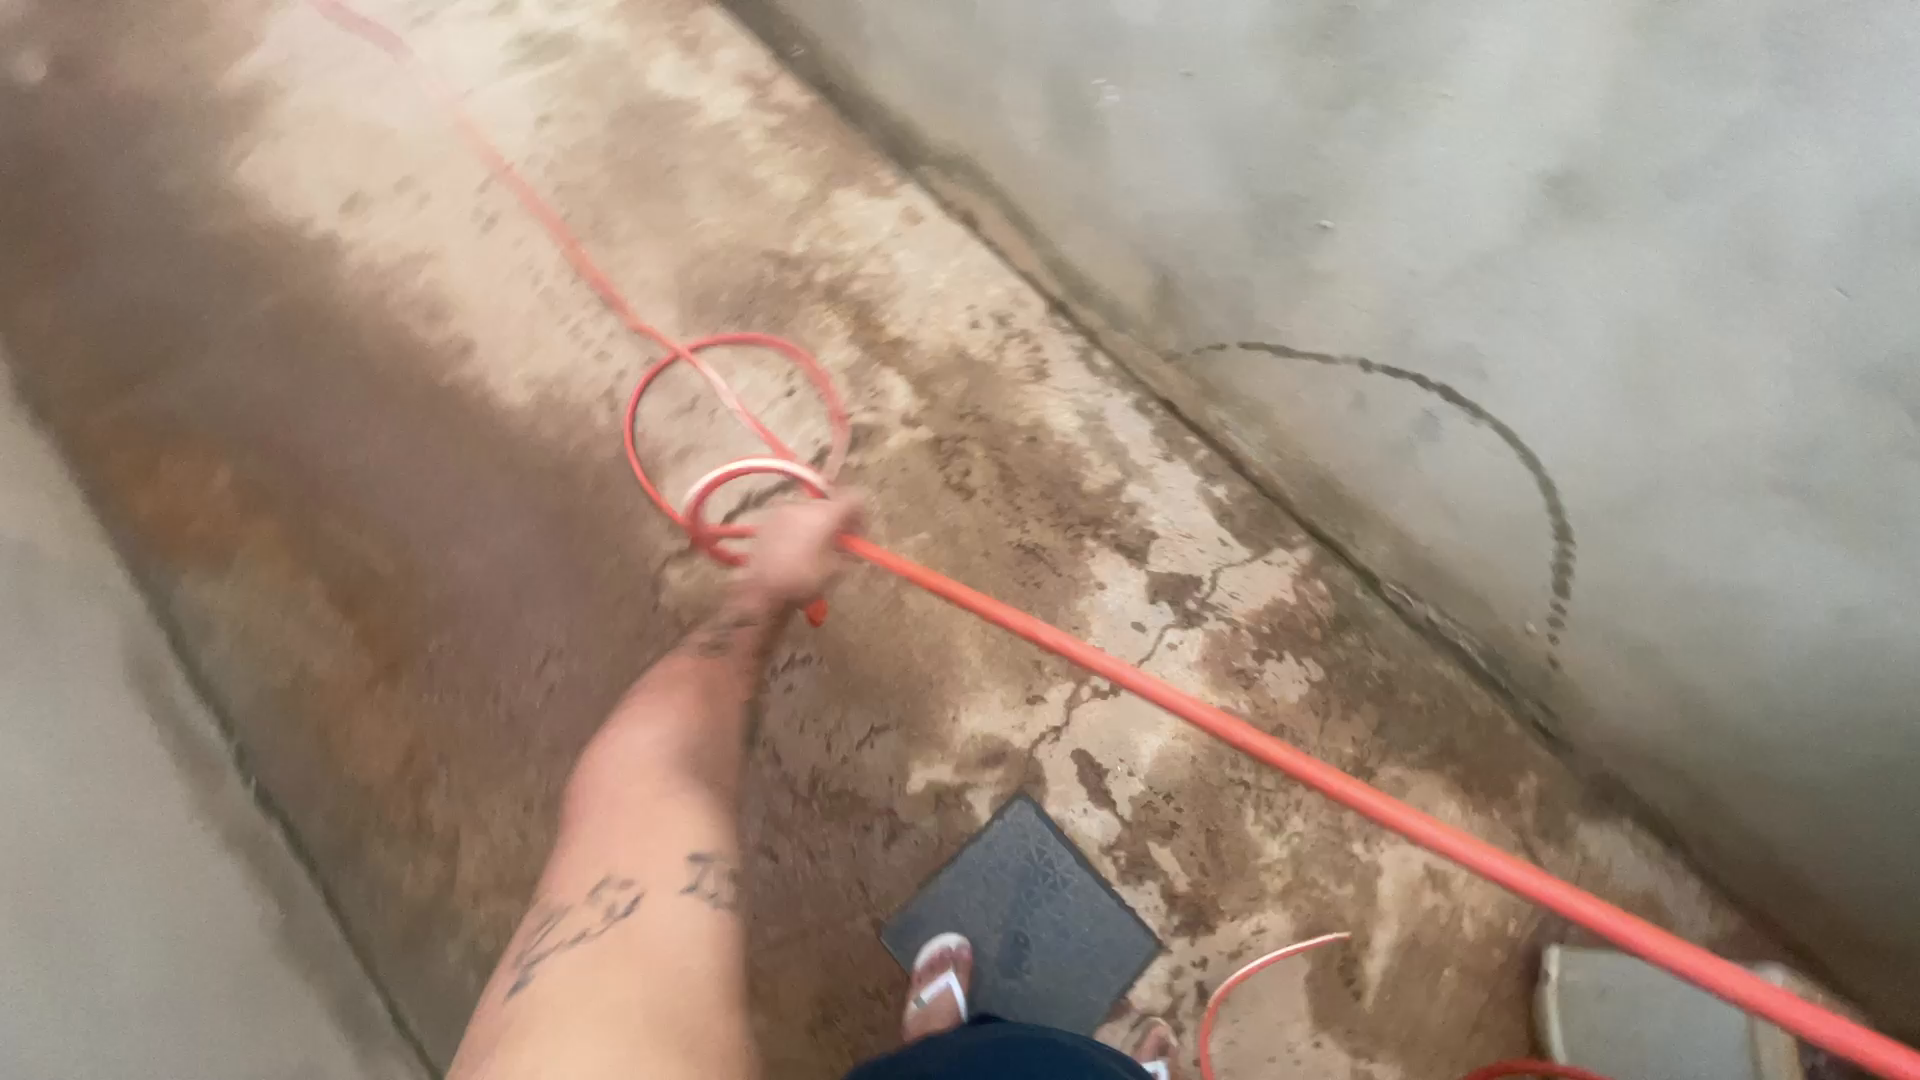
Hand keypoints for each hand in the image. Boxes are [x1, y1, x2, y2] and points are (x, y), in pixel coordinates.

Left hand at [738, 494, 863, 607]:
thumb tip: (851, 546)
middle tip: (840, 543)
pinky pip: (793, 517)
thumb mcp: (836, 569)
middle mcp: (805, 505)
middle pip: (831, 504)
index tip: (859, 534)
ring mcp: (784, 510)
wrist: (760, 589)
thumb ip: (848, 552)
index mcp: (826, 515)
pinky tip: (797, 547)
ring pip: (811, 510)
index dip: (861, 515)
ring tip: (817, 546)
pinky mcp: (769, 519)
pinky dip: (801, 527)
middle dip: (839, 520)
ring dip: (819, 523)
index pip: (854, 500)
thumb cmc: (804, 579)